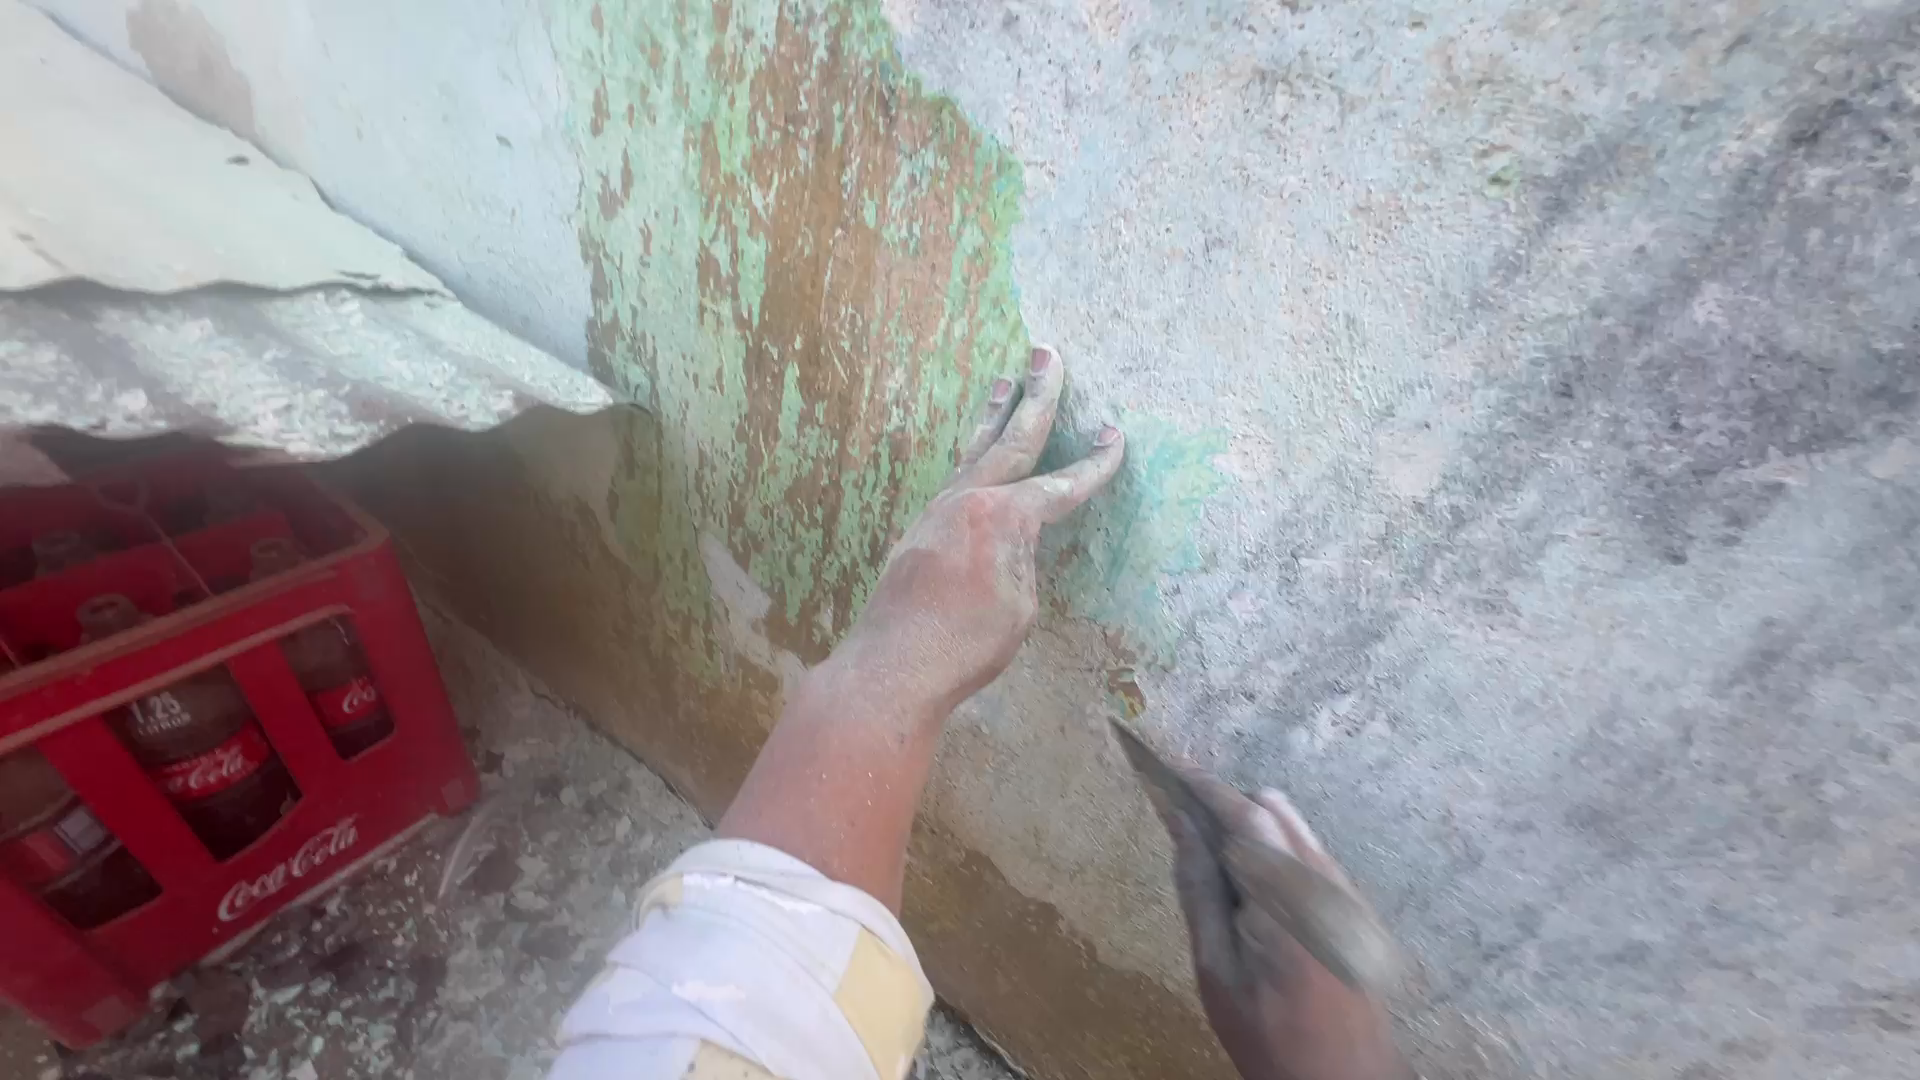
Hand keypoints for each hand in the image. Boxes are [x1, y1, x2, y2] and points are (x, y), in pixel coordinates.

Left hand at [832, 345, 1123, 712]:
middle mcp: (969, 499)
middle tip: (1046, 353)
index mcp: (1004, 516)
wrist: (893, 663)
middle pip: (1011, 437)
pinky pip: (956, 477)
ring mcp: (939, 509)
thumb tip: (1016, 540)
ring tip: (1005, 378)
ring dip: (994, 413)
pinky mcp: (921, 527)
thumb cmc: (966, 644)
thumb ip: (1024, 560)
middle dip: (1035, 395)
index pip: (1061, 485)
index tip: (1116, 438)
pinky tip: (976, 452)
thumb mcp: (1020, 606)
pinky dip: (973, 454)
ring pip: (975, 450)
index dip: (1094, 464)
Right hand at [1164, 775, 1414, 1079]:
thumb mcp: (1217, 968)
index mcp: (1289, 898)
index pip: (1245, 815)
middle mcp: (1327, 884)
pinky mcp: (1354, 910)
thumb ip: (1199, 887)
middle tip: (1185, 824)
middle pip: (1271, 810)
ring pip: (1292, 827)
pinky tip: (1252, 889)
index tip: (1168, 766)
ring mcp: (1347, 896)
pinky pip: (1308, 853)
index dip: (1205, 785)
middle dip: (1225, 805)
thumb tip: (1181, 822)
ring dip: (1251, 826)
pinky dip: (1273, 850)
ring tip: (1215, 861)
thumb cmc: (1268, 1036)